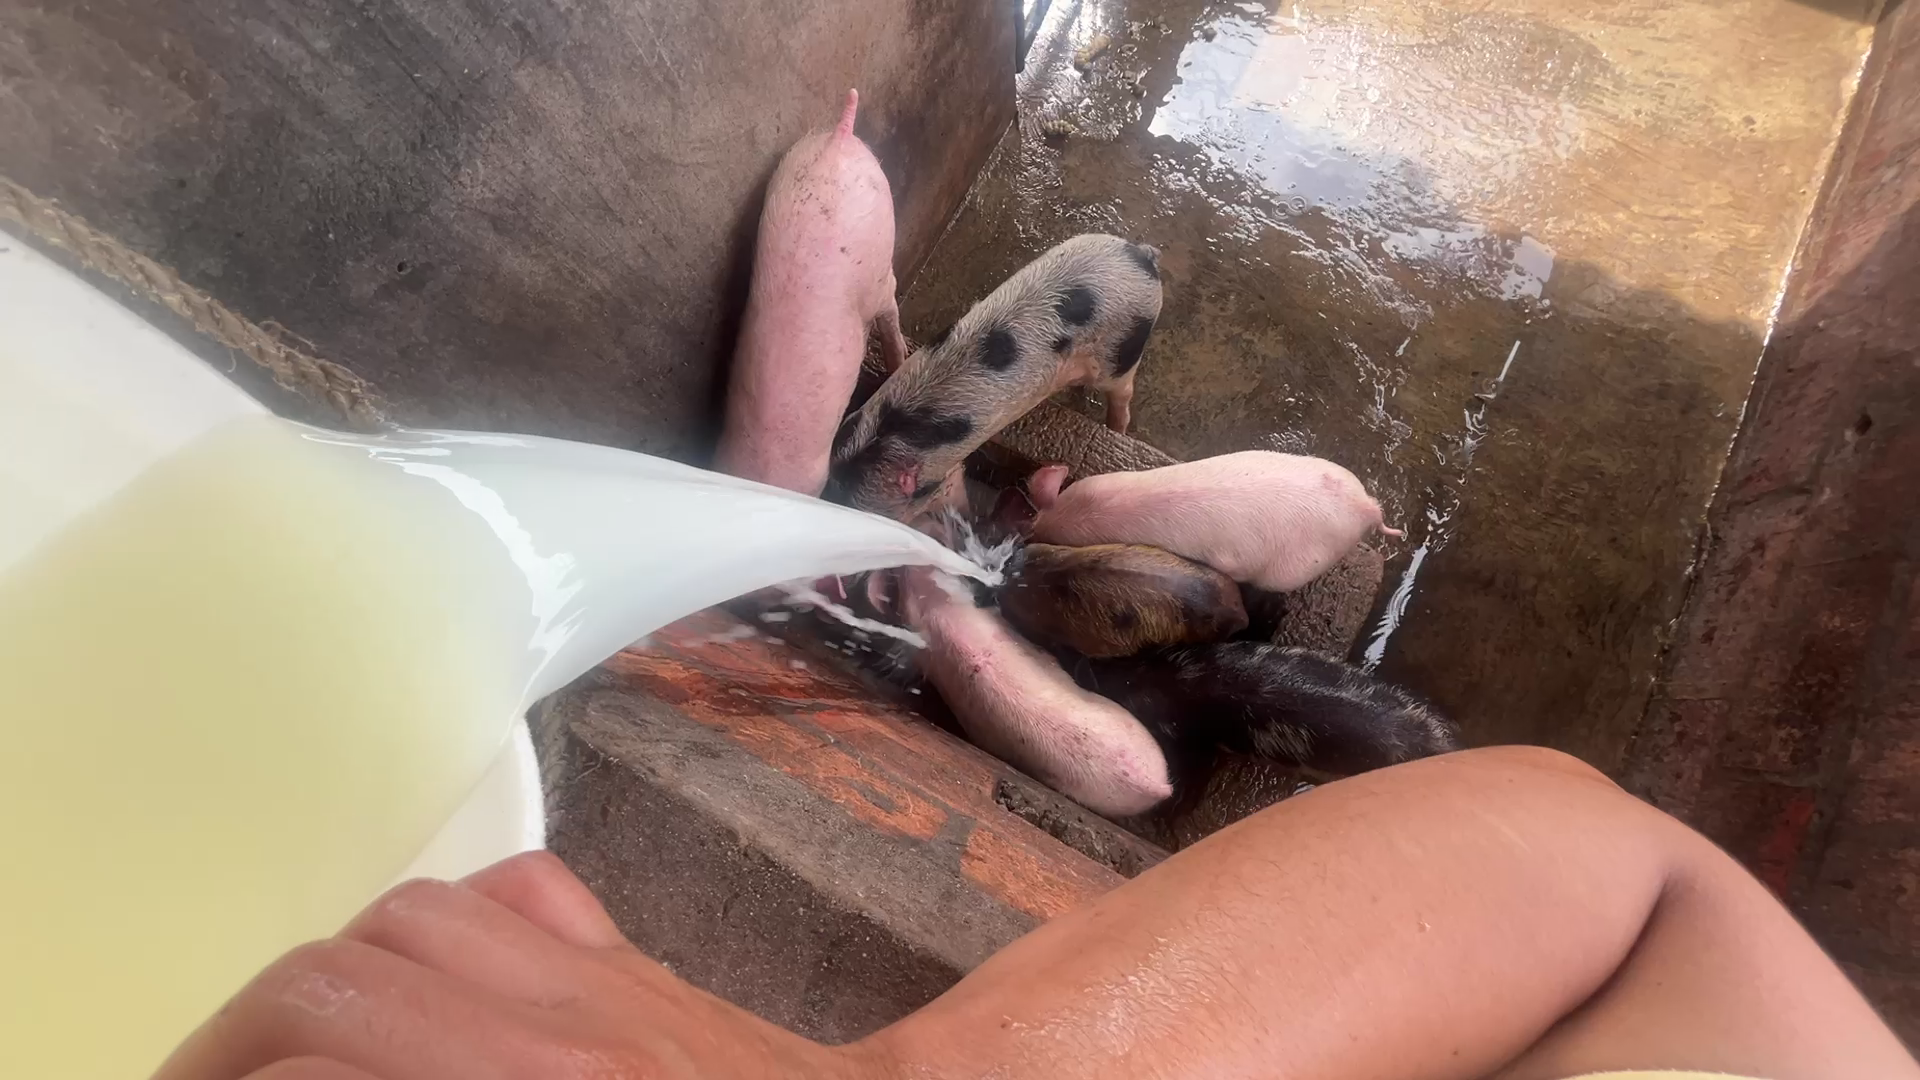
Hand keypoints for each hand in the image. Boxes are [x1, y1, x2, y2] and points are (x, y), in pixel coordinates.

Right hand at [153, 852, 865, 1079]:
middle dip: (242, 1037)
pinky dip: (454, 920)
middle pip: (353, 969)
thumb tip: (339, 1069)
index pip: (334, 1051)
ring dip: (340, 970)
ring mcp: (602, 975)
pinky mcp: (632, 957)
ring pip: (426, 912)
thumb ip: (446, 1072)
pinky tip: (435, 982)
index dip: (237, 1079)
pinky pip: (527, 891)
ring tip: (300, 1047)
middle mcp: (562, 1029)